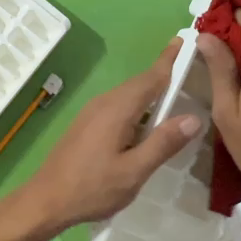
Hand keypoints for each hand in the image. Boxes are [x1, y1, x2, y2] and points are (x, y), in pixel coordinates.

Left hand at [17, 40, 203, 229]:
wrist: (47, 200)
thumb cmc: (92, 188)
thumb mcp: (134, 171)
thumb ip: (163, 143)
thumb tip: (193, 117)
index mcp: (117, 110)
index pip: (151, 78)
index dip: (169, 60)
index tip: (185, 40)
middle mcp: (104, 103)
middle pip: (140, 84)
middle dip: (164, 74)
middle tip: (190, 67)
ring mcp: (93, 113)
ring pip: (128, 96)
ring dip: (151, 92)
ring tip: (177, 94)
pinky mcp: (87, 124)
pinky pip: (118, 106)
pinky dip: (138, 106)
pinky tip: (148, 122)